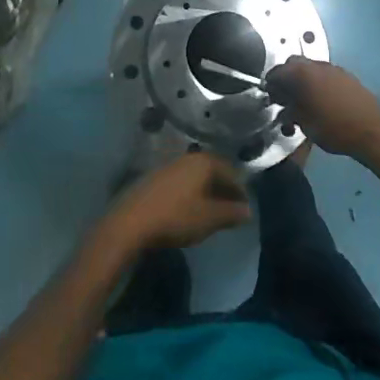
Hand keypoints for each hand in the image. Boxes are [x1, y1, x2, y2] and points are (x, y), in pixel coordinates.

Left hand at [103, 153, 252, 251]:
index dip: (240, 190)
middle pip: (213, 171)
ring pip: (196, 176)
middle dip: (223, 189)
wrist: (131, 222)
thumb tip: (248, 210)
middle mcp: (187, 158)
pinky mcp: (154, 178)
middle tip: (231, 209)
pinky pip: (182, 182)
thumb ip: (231, 213)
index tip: (244, 208)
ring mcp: (169, 166)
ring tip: (211, 210)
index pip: (230, 172)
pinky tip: (189, 209)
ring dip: (206, 190)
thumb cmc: (176, 217)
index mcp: (204, 162)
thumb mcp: (209, 218)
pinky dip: (191, 193)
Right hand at [265, 57, 379, 160]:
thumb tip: (284, 103)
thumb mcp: (302, 122)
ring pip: (310, 69)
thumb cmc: (332, 127)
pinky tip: (321, 102)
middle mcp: (317, 65)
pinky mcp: (347, 76)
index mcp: (302, 73)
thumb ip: (289, 109)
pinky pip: (325, 75)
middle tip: (284, 98)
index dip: (270, 84)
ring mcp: (334, 69)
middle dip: (286, 79)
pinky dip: (318, 84)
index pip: (277, 72)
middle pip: (293, 65)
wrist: (371, 130)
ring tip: (303, 103)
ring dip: (303, 81)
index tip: (270, 97)